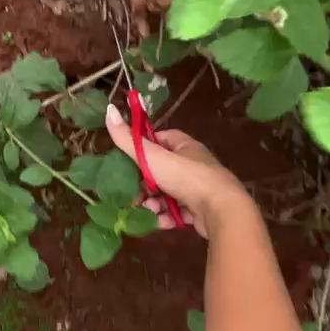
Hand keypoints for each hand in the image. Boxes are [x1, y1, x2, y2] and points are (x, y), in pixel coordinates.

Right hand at [105, 104, 256, 237]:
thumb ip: (128, 139)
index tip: (127, 160)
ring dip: (152, 203)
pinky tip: (158, 221)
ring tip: (147, 210)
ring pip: (165, 194)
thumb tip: (108, 109)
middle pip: (159, 171)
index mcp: (184, 146)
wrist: (221, 210)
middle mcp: (192, 165)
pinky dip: (165, 217)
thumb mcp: (152, 156)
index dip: (142, 149)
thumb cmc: (186, 177)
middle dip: (143, 184)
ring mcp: (197, 188)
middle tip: (132, 194)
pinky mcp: (199, 210)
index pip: (160, 140)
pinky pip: (175, 211)